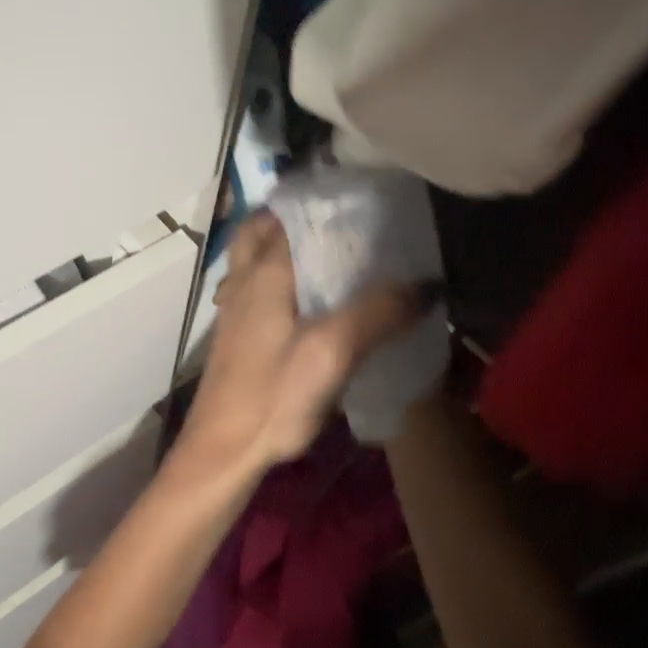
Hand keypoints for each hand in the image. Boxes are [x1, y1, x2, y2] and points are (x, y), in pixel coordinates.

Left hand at [178, 212, 422, 474]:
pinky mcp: (237, 335)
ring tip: (332, 254)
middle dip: (297, 217)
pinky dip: (279, 278)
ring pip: (255, 258)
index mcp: (265, 273)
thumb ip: (377, 312)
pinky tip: (309, 302)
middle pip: (263, 229)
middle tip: (344, 222)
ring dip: (284, 246)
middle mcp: (244, 281)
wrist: (222, 450)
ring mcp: (234, 309)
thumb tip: (426, 284)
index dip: (324, 202)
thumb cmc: (274, 398)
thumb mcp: (334, 352)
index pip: (291, 216)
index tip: (364, 197)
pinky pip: (256, 287)